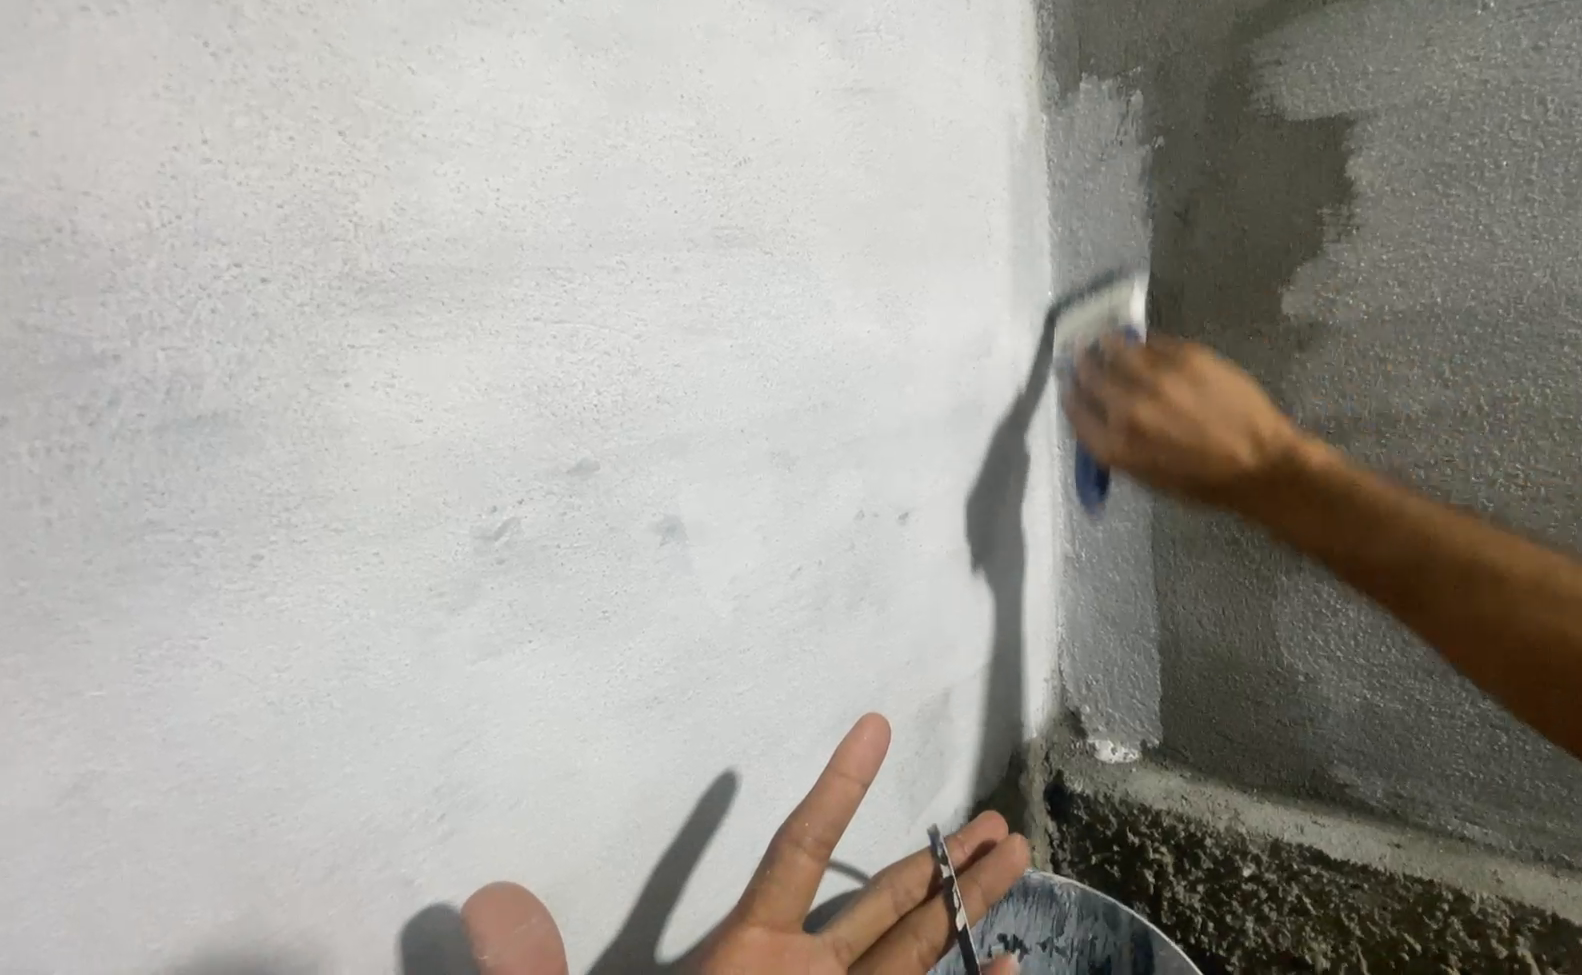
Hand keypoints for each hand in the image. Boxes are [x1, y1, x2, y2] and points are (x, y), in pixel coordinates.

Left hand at [460, 714, 1026, 974]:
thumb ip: (534, 972)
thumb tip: (478, 898)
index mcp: (751, 953)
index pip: (803, 848)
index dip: (838, 786)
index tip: (873, 722)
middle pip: (888, 900)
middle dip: (941, 858)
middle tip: (994, 814)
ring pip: (919, 952)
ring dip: (967, 907)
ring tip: (1013, 856)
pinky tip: (1011, 965)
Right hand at [1064, 333, 1309, 507]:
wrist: (1260, 462)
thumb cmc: (1204, 481)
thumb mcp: (1148, 478)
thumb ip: (1118, 446)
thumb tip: (1104, 417)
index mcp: (1116, 447)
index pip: (1076, 411)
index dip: (1070, 395)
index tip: (1070, 386)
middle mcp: (1128, 409)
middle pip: (1090, 376)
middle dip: (1083, 365)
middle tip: (1082, 355)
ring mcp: (1156, 378)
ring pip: (1116, 349)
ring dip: (1106, 344)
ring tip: (1105, 340)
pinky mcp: (1185, 356)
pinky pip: (1151, 342)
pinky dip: (1142, 343)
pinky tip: (1143, 344)